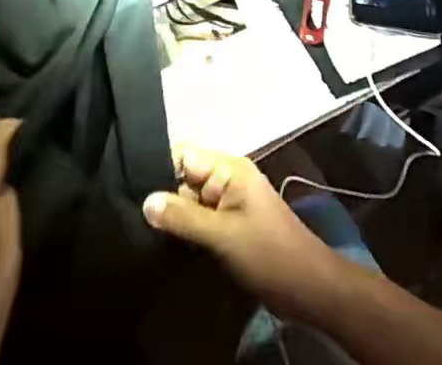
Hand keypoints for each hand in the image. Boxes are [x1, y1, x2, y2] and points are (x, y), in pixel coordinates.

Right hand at [141, 147, 346, 320]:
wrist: (310, 287)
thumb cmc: (268, 254)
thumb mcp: (222, 236)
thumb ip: (182, 217)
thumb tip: (145, 201)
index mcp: (229, 168)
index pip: (182, 155)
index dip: (157, 170)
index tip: (131, 190)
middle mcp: (228, 177)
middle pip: (184, 177)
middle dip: (163, 195)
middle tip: (133, 215)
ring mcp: (230, 200)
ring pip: (190, 199)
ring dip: (174, 214)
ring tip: (145, 229)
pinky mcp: (231, 222)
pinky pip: (201, 216)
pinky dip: (187, 227)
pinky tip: (168, 240)